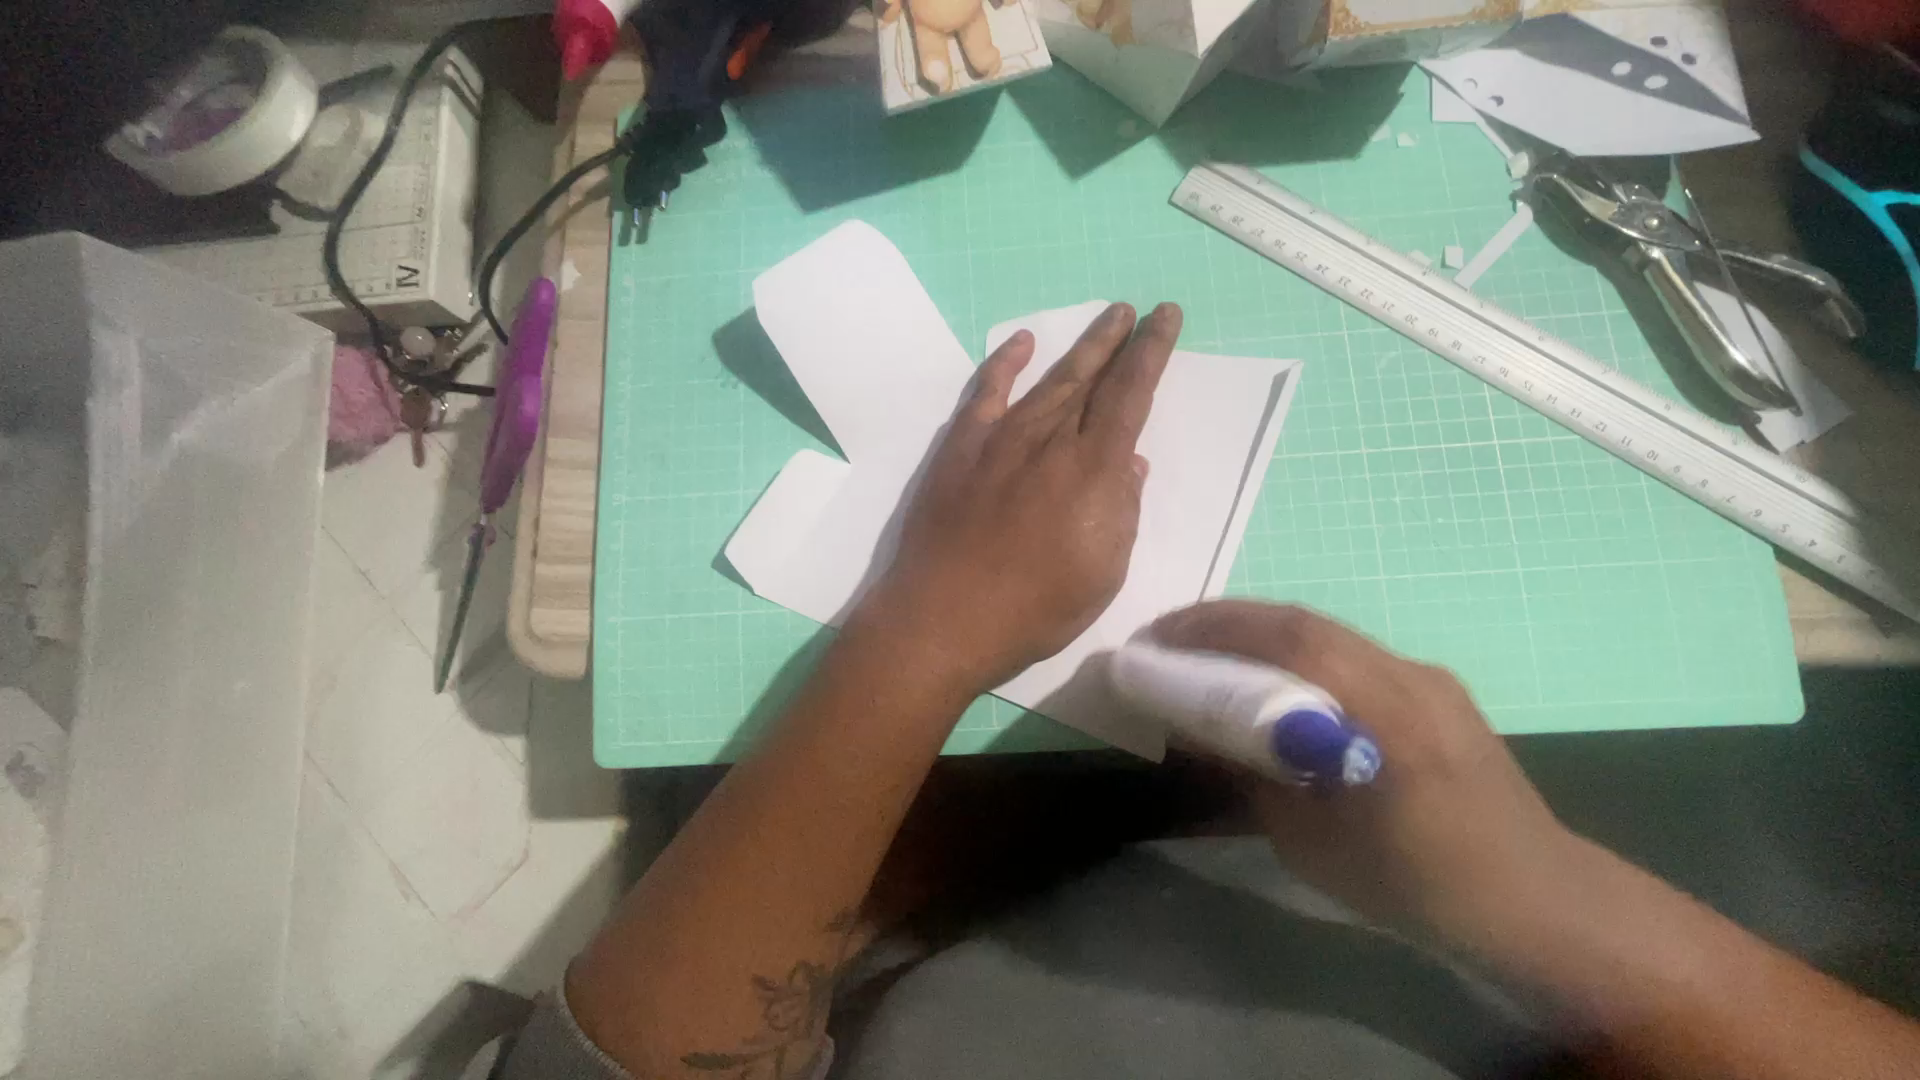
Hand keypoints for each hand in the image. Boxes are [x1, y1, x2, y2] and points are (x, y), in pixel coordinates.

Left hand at [853, 302, 1179, 693]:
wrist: (943, 617)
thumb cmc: (1034, 609)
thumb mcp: (1104, 572)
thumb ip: (1123, 510)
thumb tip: (1131, 464)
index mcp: (1095, 469)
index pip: (1132, 394)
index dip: (1152, 352)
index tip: (1166, 317)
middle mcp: (1050, 439)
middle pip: (1091, 377)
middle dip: (1119, 341)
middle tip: (1137, 311)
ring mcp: (1000, 439)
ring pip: (1048, 379)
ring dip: (1079, 348)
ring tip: (1103, 320)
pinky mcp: (959, 448)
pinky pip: (984, 392)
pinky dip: (1003, 363)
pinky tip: (1020, 343)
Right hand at [1150, 600, 1579, 947]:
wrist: (1532, 900)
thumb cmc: (1411, 884)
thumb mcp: (1308, 841)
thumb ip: (1252, 774)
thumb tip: (1196, 728)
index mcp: (1382, 719)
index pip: (1287, 646)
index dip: (1213, 633)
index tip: (1154, 641)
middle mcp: (1406, 678)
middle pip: (1300, 622)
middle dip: (1222, 620)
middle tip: (1166, 635)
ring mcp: (1424, 675)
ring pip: (1324, 630)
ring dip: (1256, 628)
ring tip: (1206, 647)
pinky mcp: (1432, 684)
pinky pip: (1347, 651)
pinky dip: (1295, 649)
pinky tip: (1272, 674)